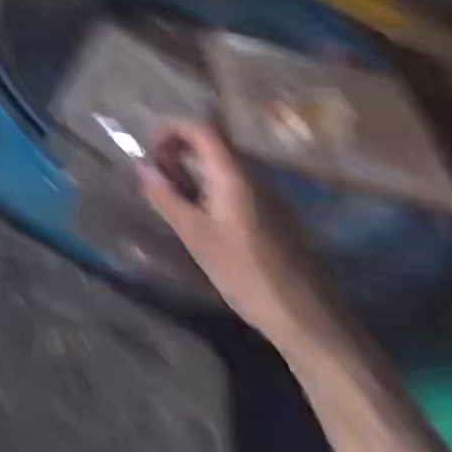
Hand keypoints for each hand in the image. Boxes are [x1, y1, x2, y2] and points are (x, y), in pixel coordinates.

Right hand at [138, 120, 343, 347]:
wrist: (310, 322)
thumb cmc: (247, 274)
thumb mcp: (195, 236)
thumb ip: (165, 197)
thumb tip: (142, 165)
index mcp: (235, 177)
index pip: (203, 129)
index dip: (171, 128)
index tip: (147, 148)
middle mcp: (255, 179)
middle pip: (213, 143)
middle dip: (176, 149)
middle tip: (154, 176)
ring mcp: (268, 198)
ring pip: (223, 166)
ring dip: (190, 170)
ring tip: (169, 197)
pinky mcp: (273, 218)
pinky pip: (234, 186)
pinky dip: (207, 187)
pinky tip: (197, 217)